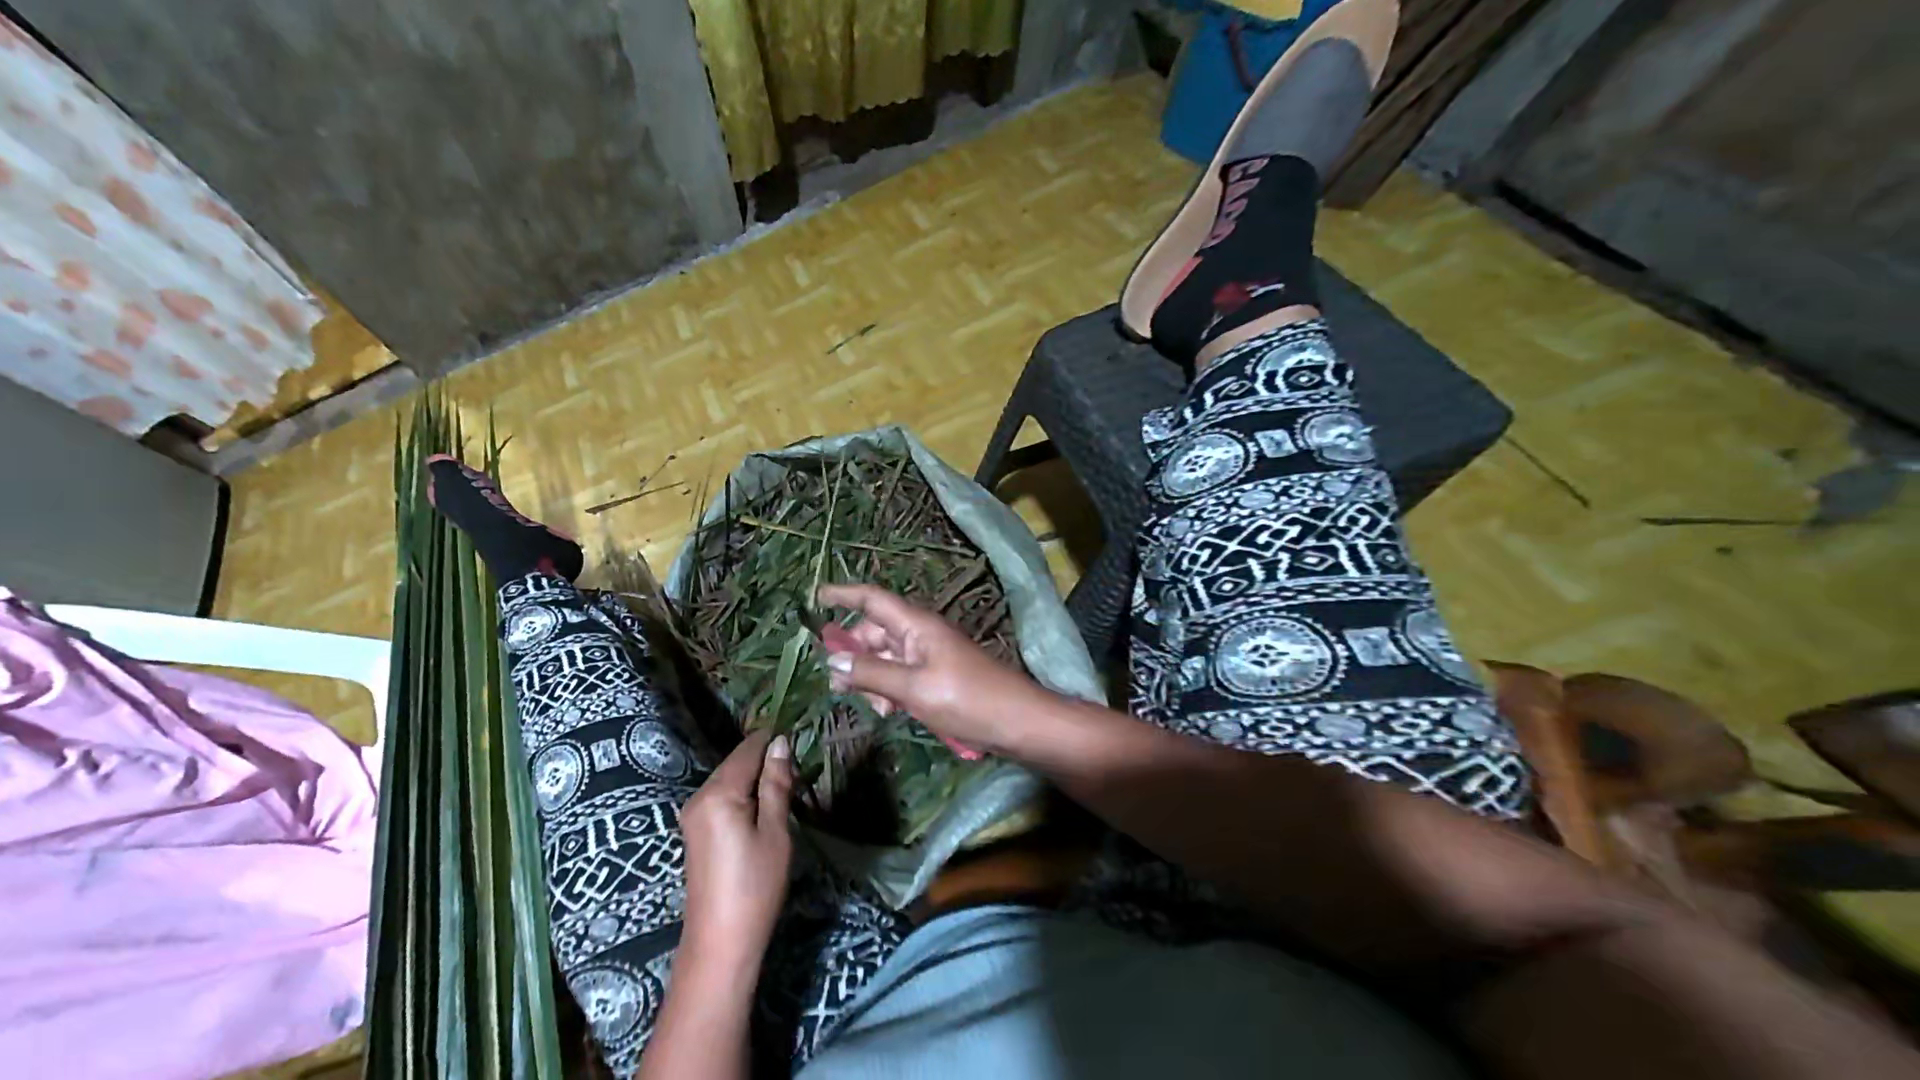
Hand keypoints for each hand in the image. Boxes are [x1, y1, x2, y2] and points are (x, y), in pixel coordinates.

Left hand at [679, 728, 792, 965]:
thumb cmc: (755, 885)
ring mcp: (694, 815)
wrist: (720, 942)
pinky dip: (745, 794)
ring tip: (789, 785)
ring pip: (730, 779)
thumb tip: (781, 743)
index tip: (802, 736)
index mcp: (718, 793)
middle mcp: (699, 797)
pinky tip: (766, 805)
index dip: (774, 739)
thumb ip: (776, 784)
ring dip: (757, 777)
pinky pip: (723, 797)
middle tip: (800, 766)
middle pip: (736, 762)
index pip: (748, 749)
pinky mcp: (696, 831)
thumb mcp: (775, 831)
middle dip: (766, 759)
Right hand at [815, 584, 1054, 754]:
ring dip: (871, 678)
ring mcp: (929, 656)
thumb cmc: (967, 699)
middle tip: (837, 684)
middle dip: (854, 654)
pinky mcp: (935, 677)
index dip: (843, 595)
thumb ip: (872, 673)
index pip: (872, 599)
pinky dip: (889, 689)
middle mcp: (920, 634)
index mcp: (916, 625)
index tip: (814, 597)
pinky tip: (889, 711)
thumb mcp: (914, 688)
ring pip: (885, 657)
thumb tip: (832, 660)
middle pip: (874, 632)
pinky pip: (900, 675)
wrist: (1018, 722)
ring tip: (875, 707)